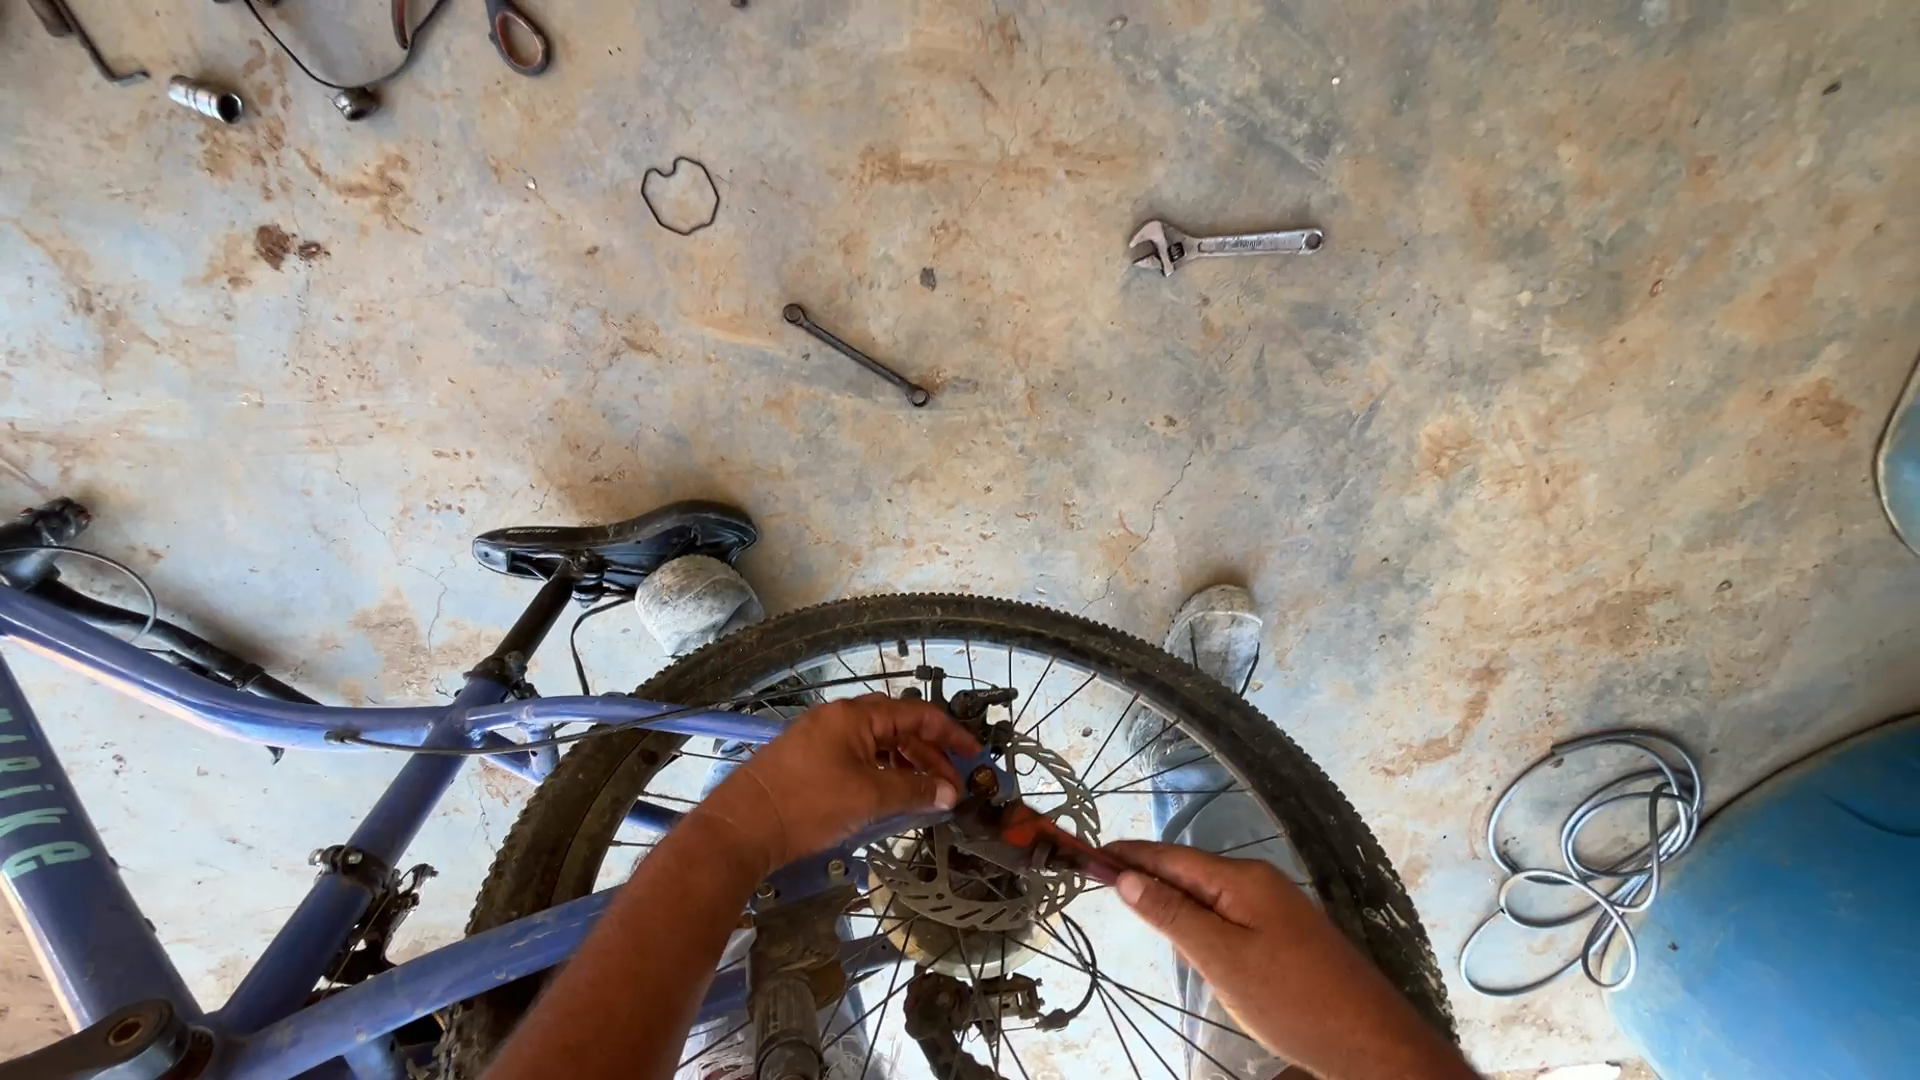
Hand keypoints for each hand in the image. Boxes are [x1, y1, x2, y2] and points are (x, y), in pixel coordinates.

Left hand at [697, 694, 980, 873]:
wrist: (741, 827)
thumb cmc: (808, 805)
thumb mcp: (869, 797)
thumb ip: (914, 791)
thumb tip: (950, 793)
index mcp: (856, 715)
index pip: (916, 714)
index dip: (949, 734)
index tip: (974, 753)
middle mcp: (839, 718)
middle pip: (897, 728)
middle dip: (928, 756)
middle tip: (951, 786)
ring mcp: (820, 737)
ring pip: (876, 745)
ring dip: (904, 766)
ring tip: (924, 796)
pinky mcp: (807, 759)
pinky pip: (856, 758)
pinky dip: (879, 774)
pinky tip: (888, 798)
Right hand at [1105, 840, 1474, 1079]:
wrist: (1376, 1045)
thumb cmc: (1291, 1000)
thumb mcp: (1221, 959)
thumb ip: (1172, 915)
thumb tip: (1125, 875)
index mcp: (1240, 878)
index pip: (1170, 857)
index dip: (1129, 853)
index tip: (1091, 852)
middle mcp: (1258, 880)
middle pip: (1189, 870)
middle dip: (1147, 871)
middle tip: (1104, 878)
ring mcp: (1276, 905)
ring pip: (1209, 892)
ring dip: (1172, 894)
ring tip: (1135, 900)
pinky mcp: (1287, 932)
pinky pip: (1229, 912)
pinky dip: (1199, 915)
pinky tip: (1190, 933)